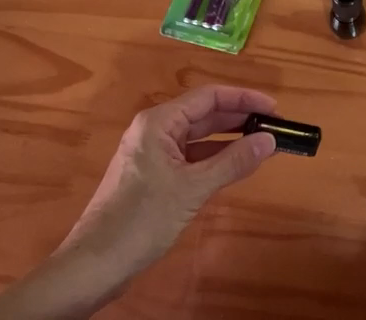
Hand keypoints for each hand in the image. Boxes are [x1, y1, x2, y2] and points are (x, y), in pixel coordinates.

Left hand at [0, 86, 278, 319]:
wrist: (91, 268)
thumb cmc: (140, 220)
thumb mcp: (192, 189)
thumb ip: (233, 161)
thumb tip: (271, 140)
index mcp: (159, 123)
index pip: (209, 97)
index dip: (244, 99)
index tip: (274, 108)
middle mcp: (154, 131)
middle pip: (204, 114)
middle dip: (239, 119)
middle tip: (273, 126)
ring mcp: (152, 154)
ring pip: (198, 137)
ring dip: (229, 140)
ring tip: (261, 144)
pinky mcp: (152, 177)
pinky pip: (190, 157)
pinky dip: (214, 159)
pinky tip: (234, 167)